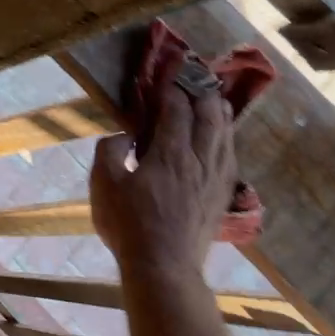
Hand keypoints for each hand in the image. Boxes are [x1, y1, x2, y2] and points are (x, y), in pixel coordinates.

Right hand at [90, 81, 236, 276]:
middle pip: (209, 117)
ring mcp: (216, 178)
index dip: (172, 87)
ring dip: (220, 112)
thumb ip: (109, 152)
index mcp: (170, 154)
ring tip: (215, 98)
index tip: (168, 70)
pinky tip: (223, 138)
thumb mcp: (103, 184)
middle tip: (196, 76)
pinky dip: (227, 138)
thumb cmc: (128, 224)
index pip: (176, 110)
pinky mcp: (222, 195)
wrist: (164, 265)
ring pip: (225, 135)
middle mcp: (200, 160)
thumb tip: (123, 136)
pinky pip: (230, 156)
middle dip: (202, 93)